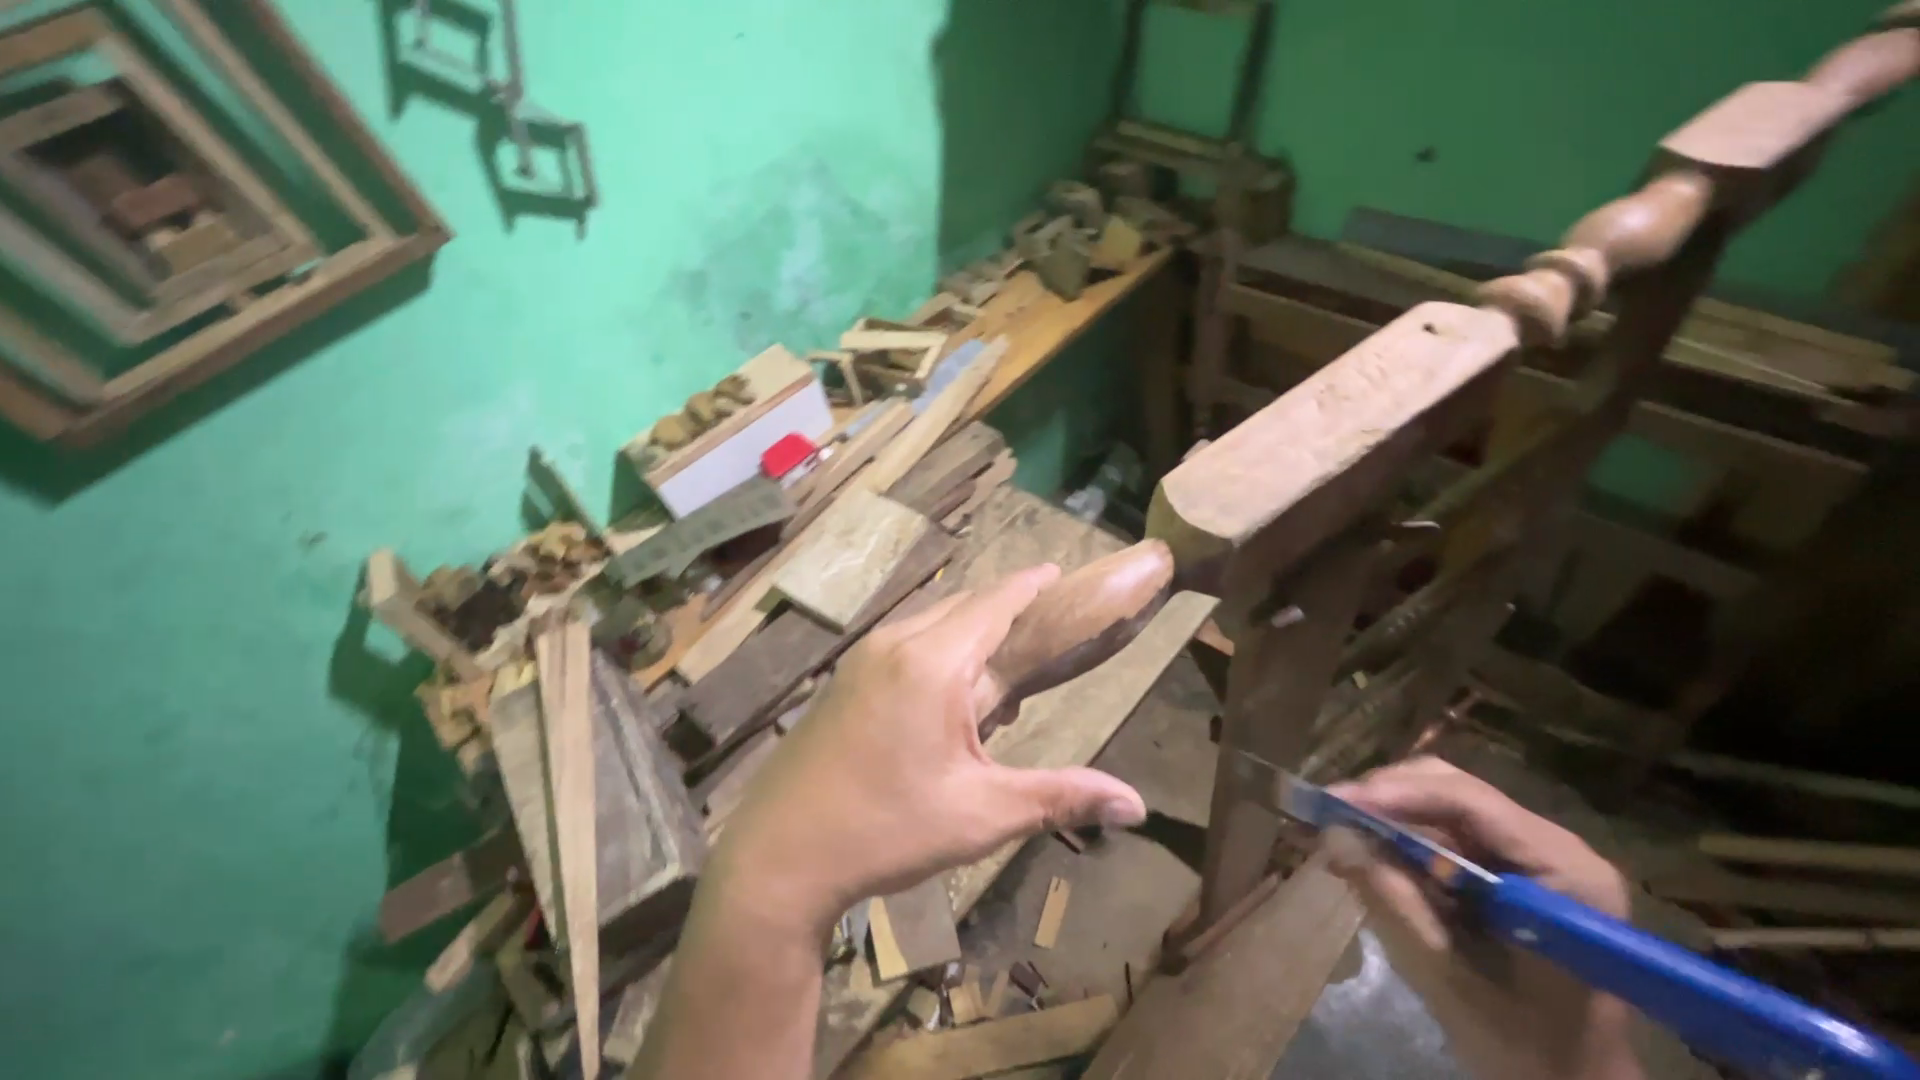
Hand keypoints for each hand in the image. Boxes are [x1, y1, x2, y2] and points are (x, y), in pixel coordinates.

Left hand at [707, 565, 1147, 935]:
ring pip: (930, 624)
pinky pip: (904, 645)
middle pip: (962, 605)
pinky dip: (940, 651)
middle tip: (1047, 628)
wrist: (778, 857)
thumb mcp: (981, 815)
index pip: (994, 601)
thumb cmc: (886, 830)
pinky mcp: (843, 683)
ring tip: (1008, 669)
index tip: (1061, 573)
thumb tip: (1136, 806)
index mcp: (931, 662)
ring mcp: (860, 661)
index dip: (1031, 584)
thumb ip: (1061, 797)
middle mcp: (893, 644)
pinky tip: (953, 698)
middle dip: (1006, 609)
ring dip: (971, 634)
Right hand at [1326, 757, 1642, 1079]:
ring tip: (1337, 834)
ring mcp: (1532, 854)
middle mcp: (1553, 846)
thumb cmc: (1521, 1042)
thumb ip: (1395, 902)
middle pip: (1455, 790)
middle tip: (1329, 815)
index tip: (1336, 803)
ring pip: (1444, 804)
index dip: (1399, 795)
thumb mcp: (1450, 976)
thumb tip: (1334, 836)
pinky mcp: (1510, 866)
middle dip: (1387, 798)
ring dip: (1388, 816)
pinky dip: (1400, 838)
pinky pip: (1446, 831)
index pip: (1472, 803)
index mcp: (1564, 871)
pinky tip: (1365, 854)